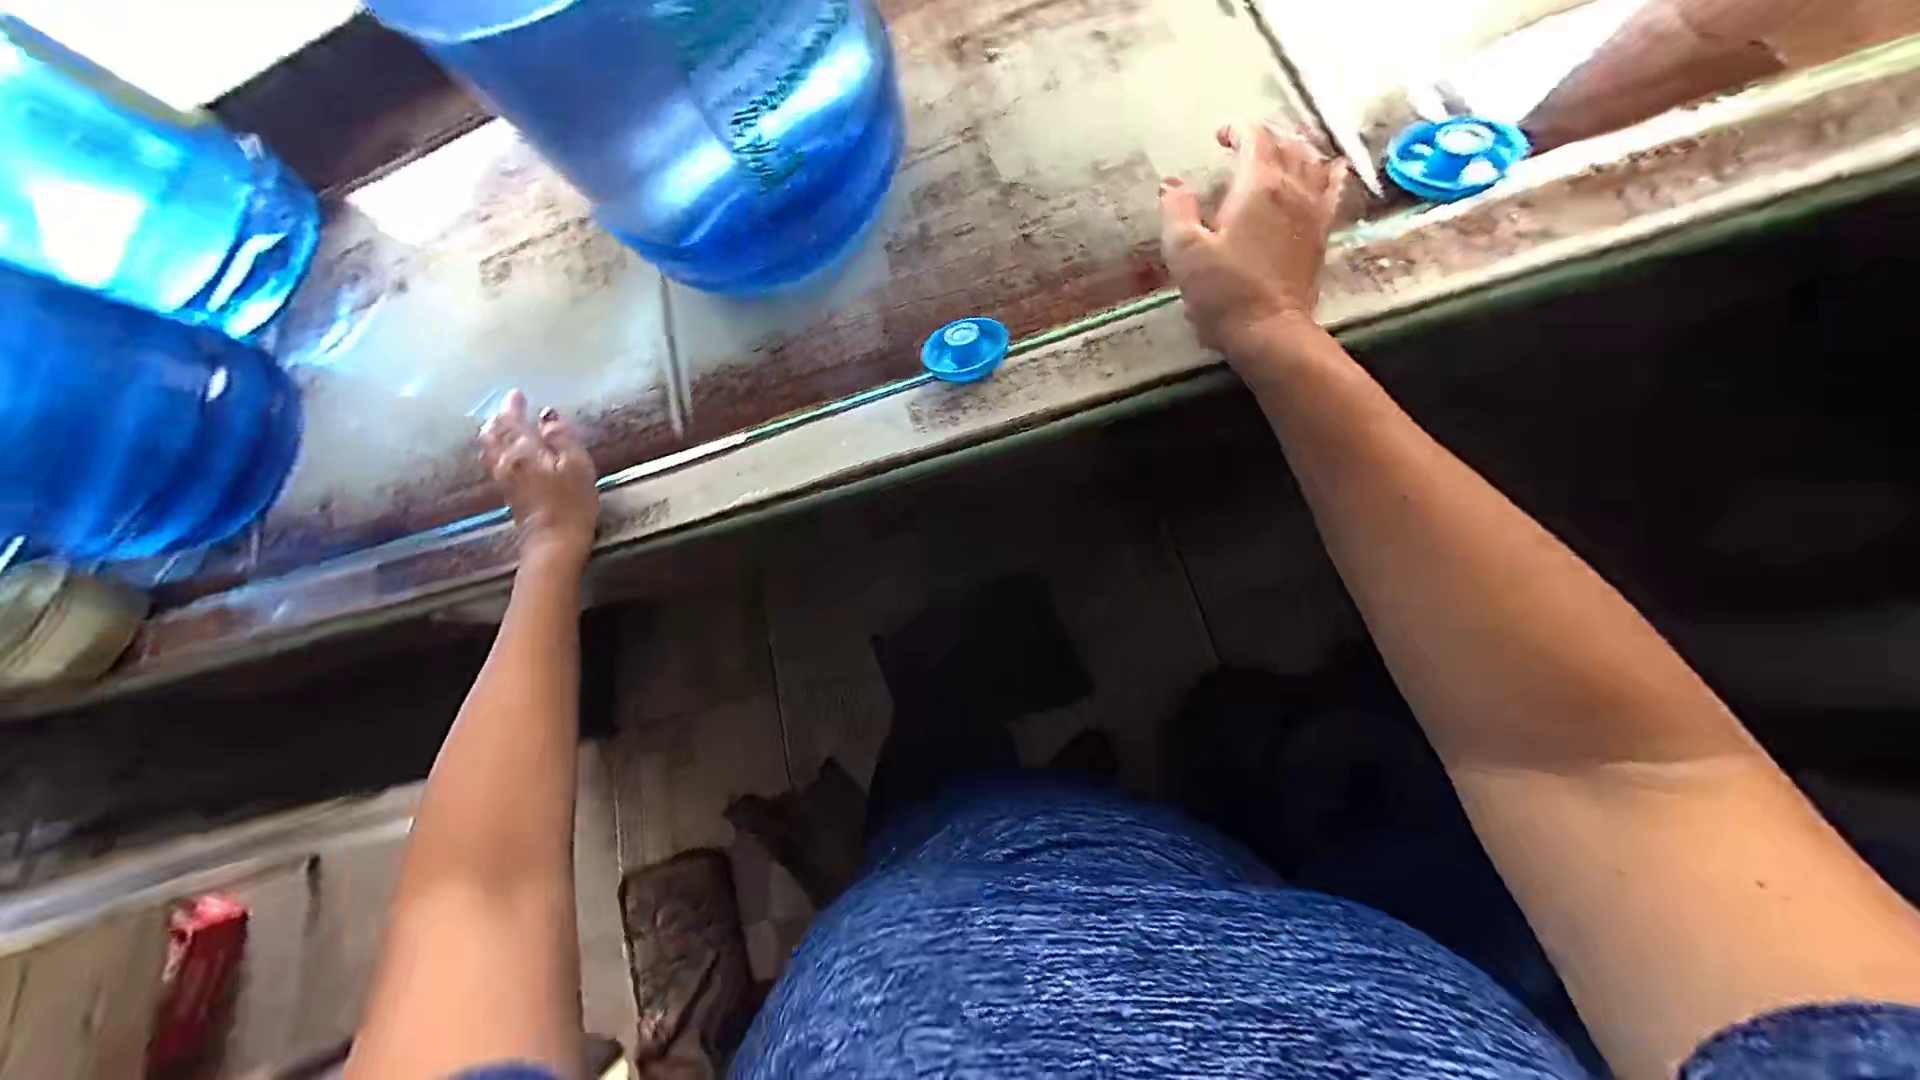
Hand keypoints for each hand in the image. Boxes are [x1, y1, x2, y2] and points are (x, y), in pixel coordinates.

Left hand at [478, 390, 598, 565]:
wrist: (554, 540)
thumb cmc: (572, 502)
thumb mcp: (577, 466)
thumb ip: (561, 438)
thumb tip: (548, 416)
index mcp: (522, 451)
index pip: (511, 421)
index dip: (513, 406)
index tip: (518, 394)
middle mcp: (506, 461)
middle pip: (493, 433)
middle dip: (500, 418)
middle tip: (510, 408)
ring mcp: (504, 478)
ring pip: (490, 447)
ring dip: (495, 432)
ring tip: (505, 425)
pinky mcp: (508, 492)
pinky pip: (495, 460)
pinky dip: (498, 448)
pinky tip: (507, 451)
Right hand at [1160, 123, 1345, 356]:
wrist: (1268, 330)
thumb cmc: (1223, 293)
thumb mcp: (1185, 252)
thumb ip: (1177, 212)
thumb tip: (1172, 185)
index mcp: (1257, 186)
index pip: (1256, 138)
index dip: (1238, 131)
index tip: (1220, 137)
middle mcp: (1292, 188)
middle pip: (1287, 144)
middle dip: (1265, 136)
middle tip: (1244, 143)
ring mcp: (1312, 211)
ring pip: (1312, 160)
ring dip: (1295, 148)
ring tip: (1280, 150)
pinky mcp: (1321, 235)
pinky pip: (1332, 189)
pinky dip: (1327, 171)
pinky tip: (1327, 168)